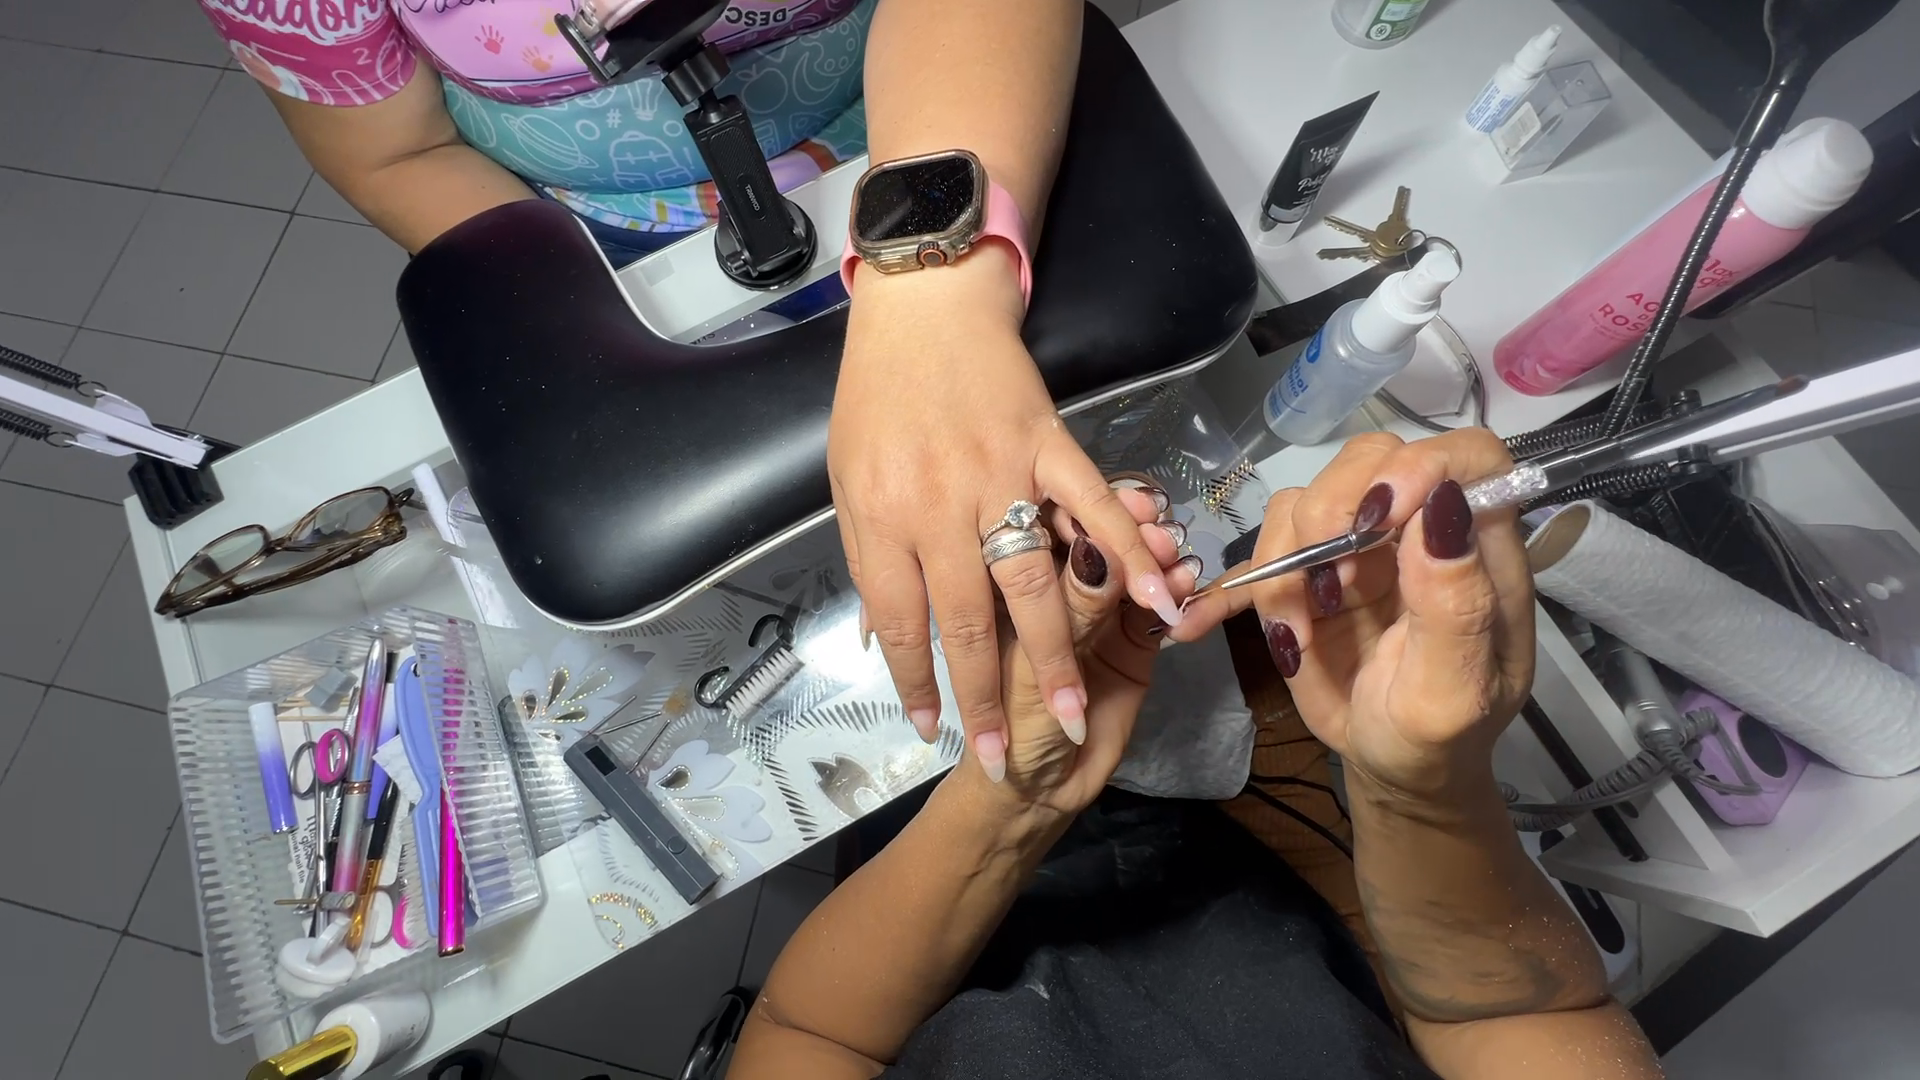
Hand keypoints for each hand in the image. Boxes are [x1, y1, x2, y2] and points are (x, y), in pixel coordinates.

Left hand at [829, 252, 1185, 782]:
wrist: (921, 310)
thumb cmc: (875, 400)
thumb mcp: (849, 484)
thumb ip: (871, 561)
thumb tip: (881, 638)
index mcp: (884, 519)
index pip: (901, 623)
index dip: (915, 684)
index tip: (931, 732)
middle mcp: (941, 509)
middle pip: (967, 620)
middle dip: (985, 698)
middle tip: (1002, 761)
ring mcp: (1002, 477)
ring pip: (1033, 581)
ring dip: (1056, 657)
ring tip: (1071, 720)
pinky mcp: (1050, 446)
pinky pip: (1094, 507)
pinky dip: (1130, 554)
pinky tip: (1160, 603)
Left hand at [982, 504, 1193, 817]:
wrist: (1039, 789)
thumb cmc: (1011, 726)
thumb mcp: (1034, 667)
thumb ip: (1070, 613)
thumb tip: (1097, 549)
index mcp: (1015, 584)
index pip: (1052, 536)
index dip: (1087, 517)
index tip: (1120, 503)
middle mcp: (1058, 589)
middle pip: (1098, 548)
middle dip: (1127, 533)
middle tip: (1156, 525)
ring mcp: (1100, 612)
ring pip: (1131, 575)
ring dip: (1154, 561)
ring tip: (1175, 554)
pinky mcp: (1134, 639)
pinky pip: (1156, 611)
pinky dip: (1172, 596)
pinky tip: (1186, 584)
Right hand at [1171, 431, 1533, 798]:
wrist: (1391, 763)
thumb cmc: (1435, 736)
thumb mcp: (1455, 692)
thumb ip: (1455, 607)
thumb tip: (1441, 511)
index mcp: (1473, 548)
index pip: (1464, 457)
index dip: (1418, 467)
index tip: (1374, 522)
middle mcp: (1412, 533)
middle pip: (1366, 463)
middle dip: (1330, 517)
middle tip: (1330, 589)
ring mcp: (1351, 551)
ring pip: (1298, 505)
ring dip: (1282, 566)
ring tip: (1296, 631)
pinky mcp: (1300, 574)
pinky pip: (1253, 555)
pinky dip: (1225, 589)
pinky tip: (1196, 622)